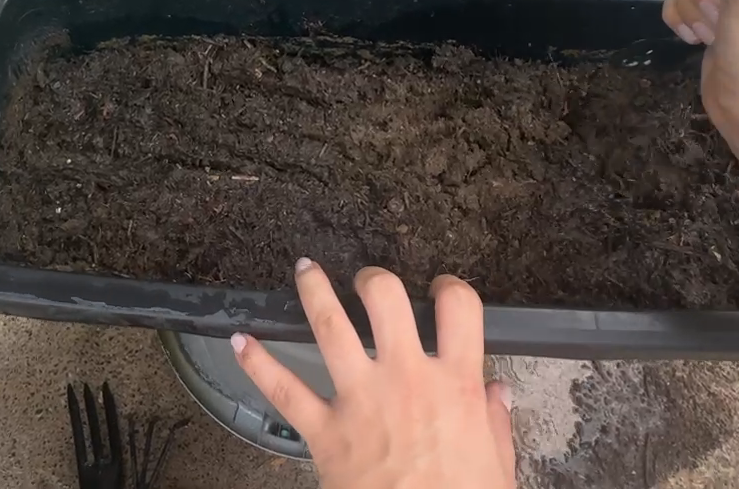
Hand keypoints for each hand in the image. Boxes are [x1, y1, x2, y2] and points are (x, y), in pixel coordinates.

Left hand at [231, 260, 513, 488]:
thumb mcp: (497, 471)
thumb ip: (494, 424)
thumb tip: (498, 392)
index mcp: (453, 386)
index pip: (459, 309)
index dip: (451, 289)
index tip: (441, 291)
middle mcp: (405, 379)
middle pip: (384, 299)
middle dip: (373, 280)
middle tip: (368, 283)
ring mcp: (360, 400)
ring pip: (331, 327)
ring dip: (314, 292)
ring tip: (305, 269)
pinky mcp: (325, 432)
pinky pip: (284, 390)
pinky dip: (258, 363)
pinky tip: (240, 340)